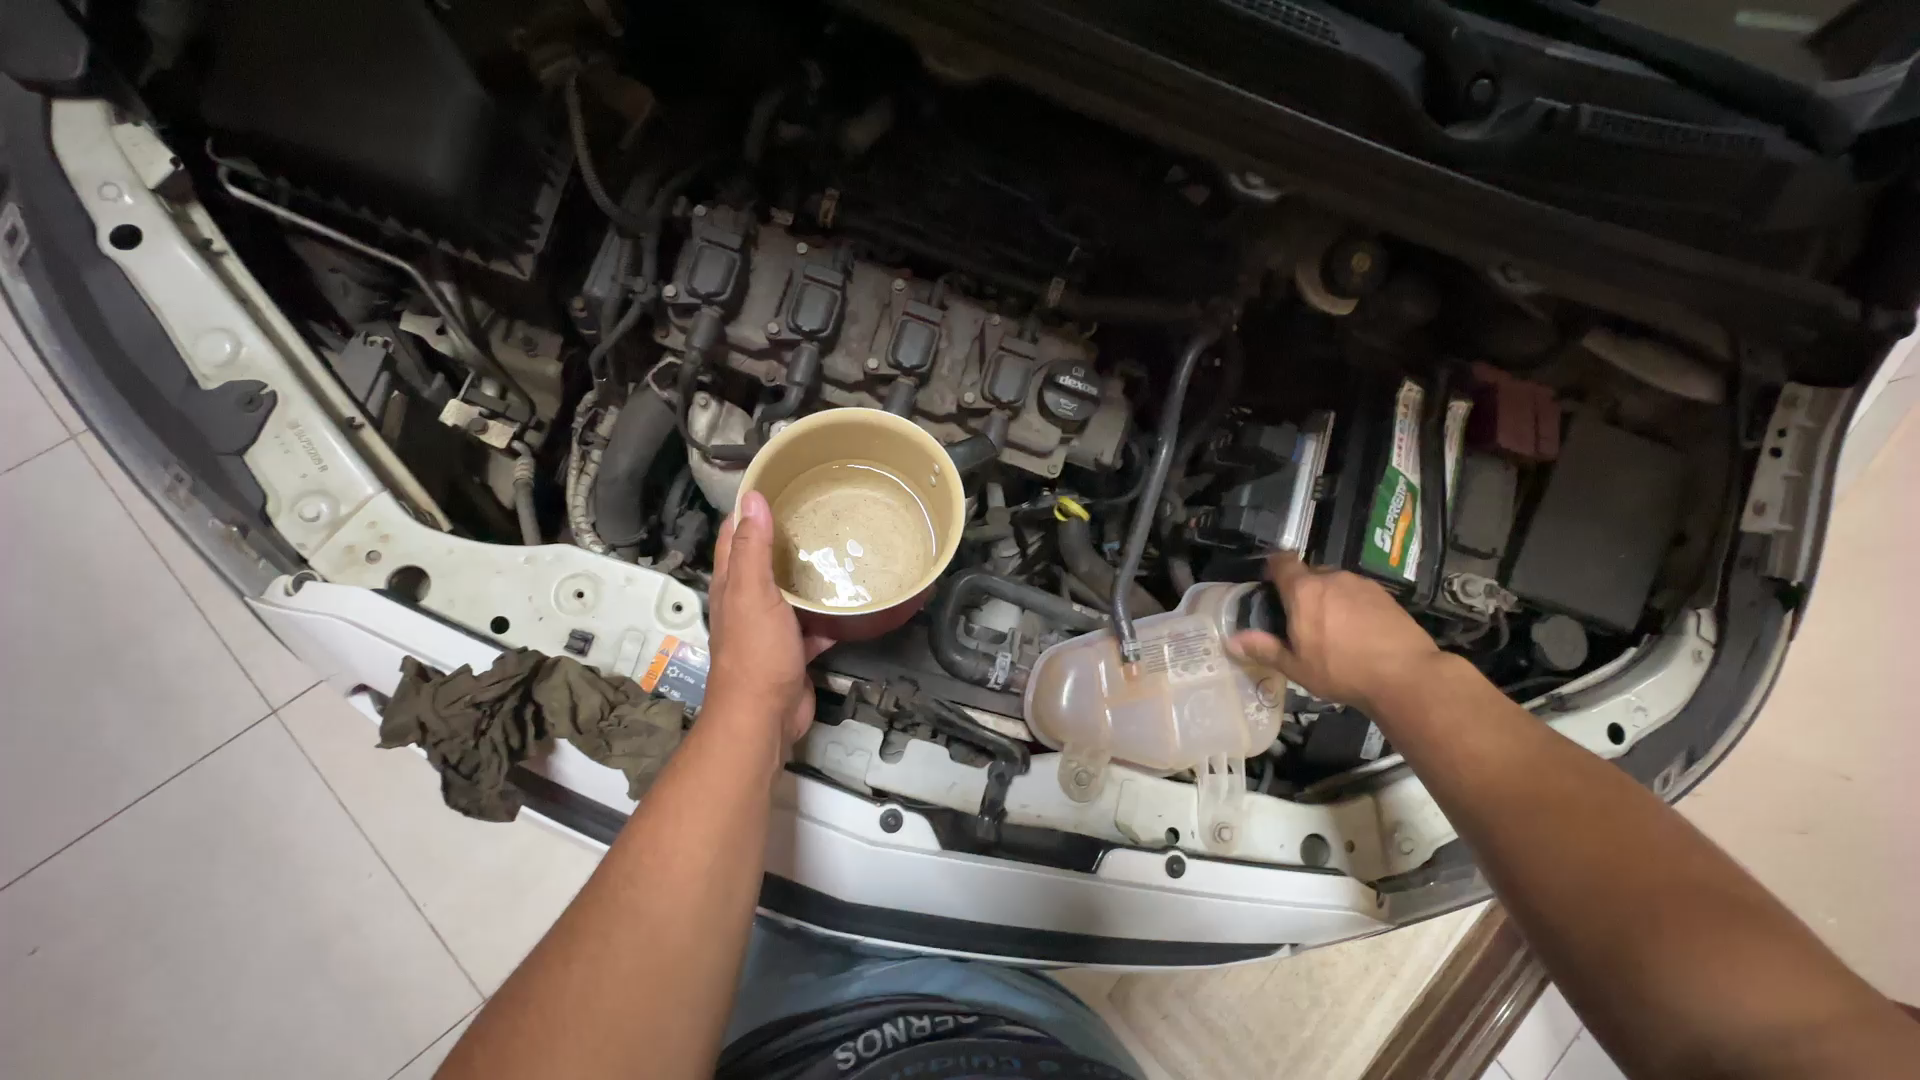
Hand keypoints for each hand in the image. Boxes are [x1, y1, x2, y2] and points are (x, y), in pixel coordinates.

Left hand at [706, 491, 834, 745]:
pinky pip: (811, 624)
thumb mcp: (752, 593)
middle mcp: (746, 601)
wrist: (764, 717)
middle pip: (764, 560)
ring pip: (789, 592)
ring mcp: (769, 627)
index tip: (780, 483)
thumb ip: (752, 548)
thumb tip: (751, 498)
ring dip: (807, 574)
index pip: (735, 533)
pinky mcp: (792, 649)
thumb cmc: (755, 654)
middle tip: (819, 512)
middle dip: (785, 536)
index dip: (750, 507)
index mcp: (731, 584)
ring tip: (838, 549)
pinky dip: (826, 614)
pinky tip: (849, 602)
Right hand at [1229, 552, 1442, 714]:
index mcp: (1304, 591)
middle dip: (1302, 590)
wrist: (1406, 675)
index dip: (1273, 568)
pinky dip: (1353, 606)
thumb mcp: (1296, 667)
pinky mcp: (1385, 595)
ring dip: (1329, 598)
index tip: (1270, 584)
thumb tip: (1231, 641)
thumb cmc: (1342, 670)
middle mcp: (1332, 578)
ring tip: (1332, 628)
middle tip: (1301, 618)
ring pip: (1336, 584)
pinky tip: (1358, 631)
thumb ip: (1264, 649)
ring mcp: (1362, 584)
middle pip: (1310, 574)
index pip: (1282, 562)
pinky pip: (1359, 593)